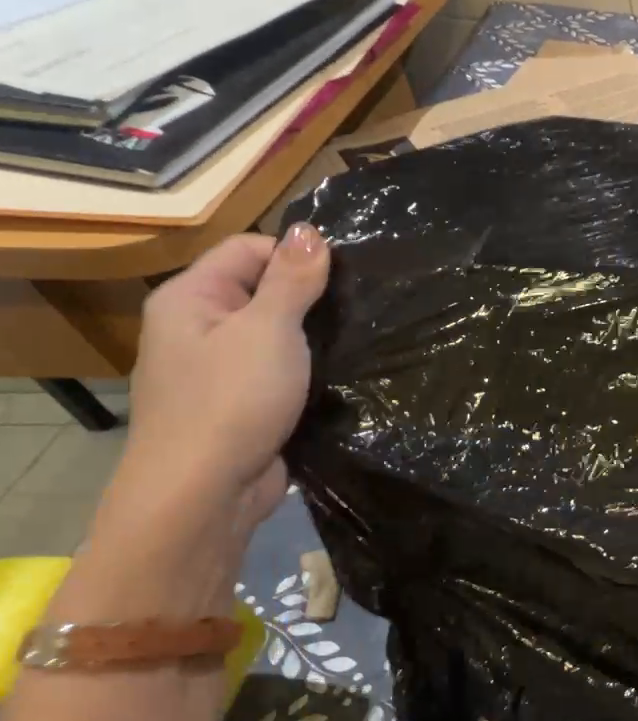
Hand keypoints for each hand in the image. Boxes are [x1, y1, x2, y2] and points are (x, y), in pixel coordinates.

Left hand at [120, 225, 330, 537]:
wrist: (205, 490)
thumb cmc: (231, 399)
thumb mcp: (269, 330)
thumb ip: (292, 279)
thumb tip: (311, 230)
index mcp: (190, 299)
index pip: (249, 248)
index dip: (296, 256)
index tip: (344, 280)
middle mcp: (198, 326)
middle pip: (264, 287)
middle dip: (313, 295)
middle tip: (363, 308)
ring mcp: (220, 365)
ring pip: (279, 330)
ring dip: (316, 333)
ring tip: (361, 338)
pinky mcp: (245, 398)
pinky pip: (283, 365)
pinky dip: (312, 365)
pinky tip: (343, 372)